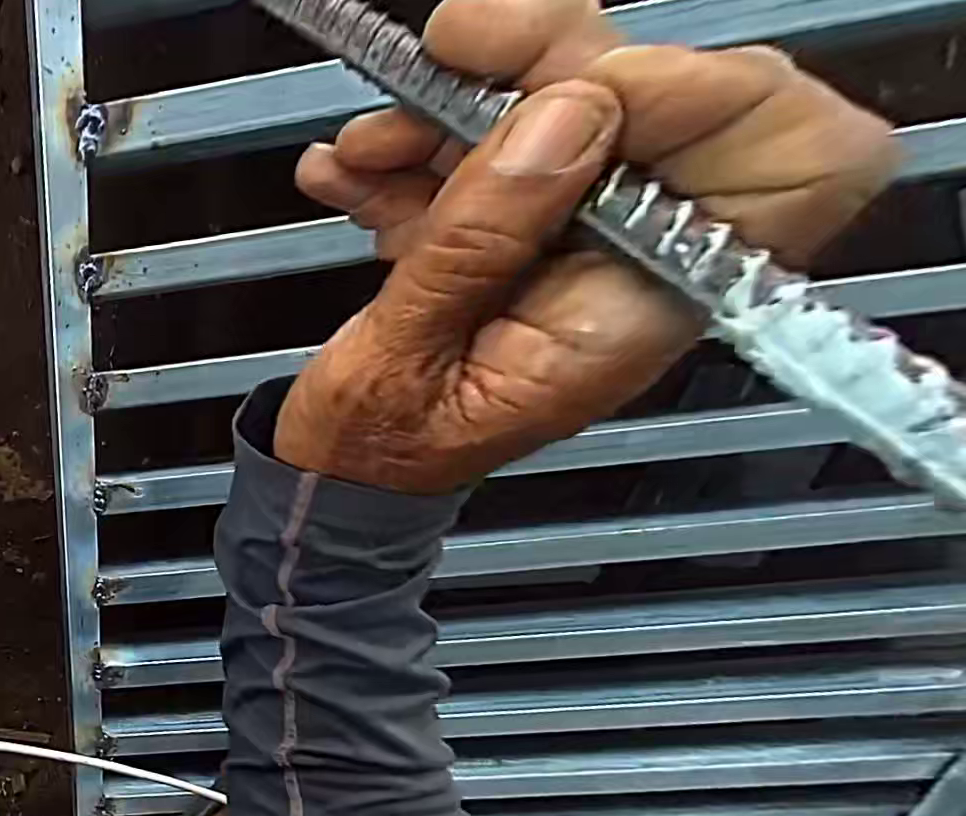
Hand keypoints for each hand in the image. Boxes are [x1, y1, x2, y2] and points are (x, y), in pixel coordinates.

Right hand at [273, 0, 897, 492]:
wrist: (332, 478)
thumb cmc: (362, 448)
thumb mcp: (394, 359)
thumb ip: (471, 252)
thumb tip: (567, 113)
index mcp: (619, 321)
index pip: (775, 171)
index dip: (699, 97)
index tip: (558, 93)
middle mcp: (612, 275)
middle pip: (649, 121)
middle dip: (546, 66)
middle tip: (449, 42)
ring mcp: (551, 260)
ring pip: (547, 136)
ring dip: (445, 119)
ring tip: (358, 142)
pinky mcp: (493, 255)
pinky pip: (472, 181)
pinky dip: (405, 166)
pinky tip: (339, 171)